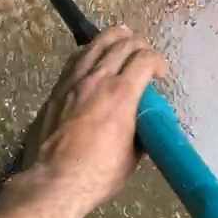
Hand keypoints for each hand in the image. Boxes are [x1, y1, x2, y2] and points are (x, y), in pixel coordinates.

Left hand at [5, 26, 168, 217]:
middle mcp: (98, 79)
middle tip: (145, 55)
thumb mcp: (131, 157)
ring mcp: (74, 81)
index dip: (158, 61)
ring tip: (123, 38)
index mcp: (122, 95)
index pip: (145, 59)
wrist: (55, 180)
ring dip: (113, 38)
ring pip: (96, 44)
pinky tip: (94, 55)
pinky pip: (77, 58)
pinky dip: (91, 51)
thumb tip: (144, 128)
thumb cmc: (98, 174)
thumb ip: (141, 134)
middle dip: (139, 45)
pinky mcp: (58, 89)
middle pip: (122, 44)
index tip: (161, 73)